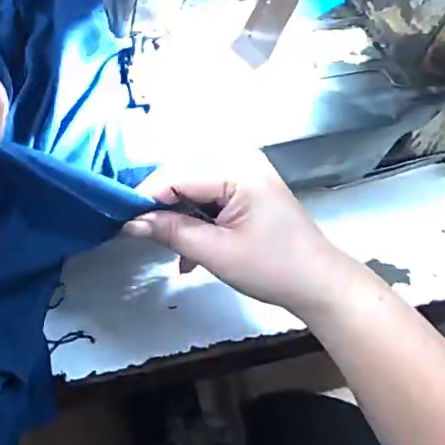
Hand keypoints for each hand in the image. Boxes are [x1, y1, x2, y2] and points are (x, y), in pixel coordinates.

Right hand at [122, 151, 374, 318]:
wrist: (322, 285)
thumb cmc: (274, 269)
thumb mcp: (216, 253)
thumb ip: (171, 232)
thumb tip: (129, 223)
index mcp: (237, 169)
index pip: (176, 175)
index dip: (146, 196)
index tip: (122, 220)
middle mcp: (239, 159)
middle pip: (181, 176)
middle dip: (159, 206)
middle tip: (138, 232)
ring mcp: (243, 171)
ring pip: (190, 186)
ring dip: (175, 215)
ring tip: (164, 244)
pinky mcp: (244, 186)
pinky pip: (205, 193)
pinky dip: (193, 218)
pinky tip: (188, 250)